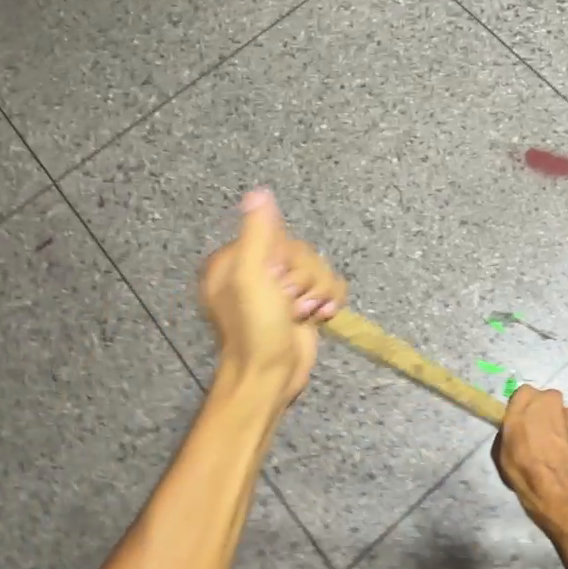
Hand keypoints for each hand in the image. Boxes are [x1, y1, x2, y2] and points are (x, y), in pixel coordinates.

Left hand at [199, 190, 345, 412]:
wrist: (271, 376)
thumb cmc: (255, 329)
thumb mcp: (252, 276)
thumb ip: (258, 233)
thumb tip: (259, 192)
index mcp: (236, 260)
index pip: (279, 236)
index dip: (287, 258)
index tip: (277, 281)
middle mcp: (256, 270)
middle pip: (303, 252)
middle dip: (305, 279)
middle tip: (289, 303)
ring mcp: (281, 289)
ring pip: (320, 268)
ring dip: (319, 293)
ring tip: (302, 314)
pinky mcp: (303, 304)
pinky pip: (331, 285)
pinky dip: (331, 300)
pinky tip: (319, 317)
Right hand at [493, 386, 567, 529]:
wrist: (559, 488)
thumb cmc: (523, 466)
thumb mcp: (501, 449)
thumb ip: (508, 429)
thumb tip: (515, 428)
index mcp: (527, 399)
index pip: (522, 393)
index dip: (520, 408)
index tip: (517, 422)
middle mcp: (550, 400)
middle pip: (544, 401)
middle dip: (540, 412)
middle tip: (533, 433)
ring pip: (559, 414)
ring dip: (555, 425)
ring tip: (550, 448)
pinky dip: (566, 438)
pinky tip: (561, 455)